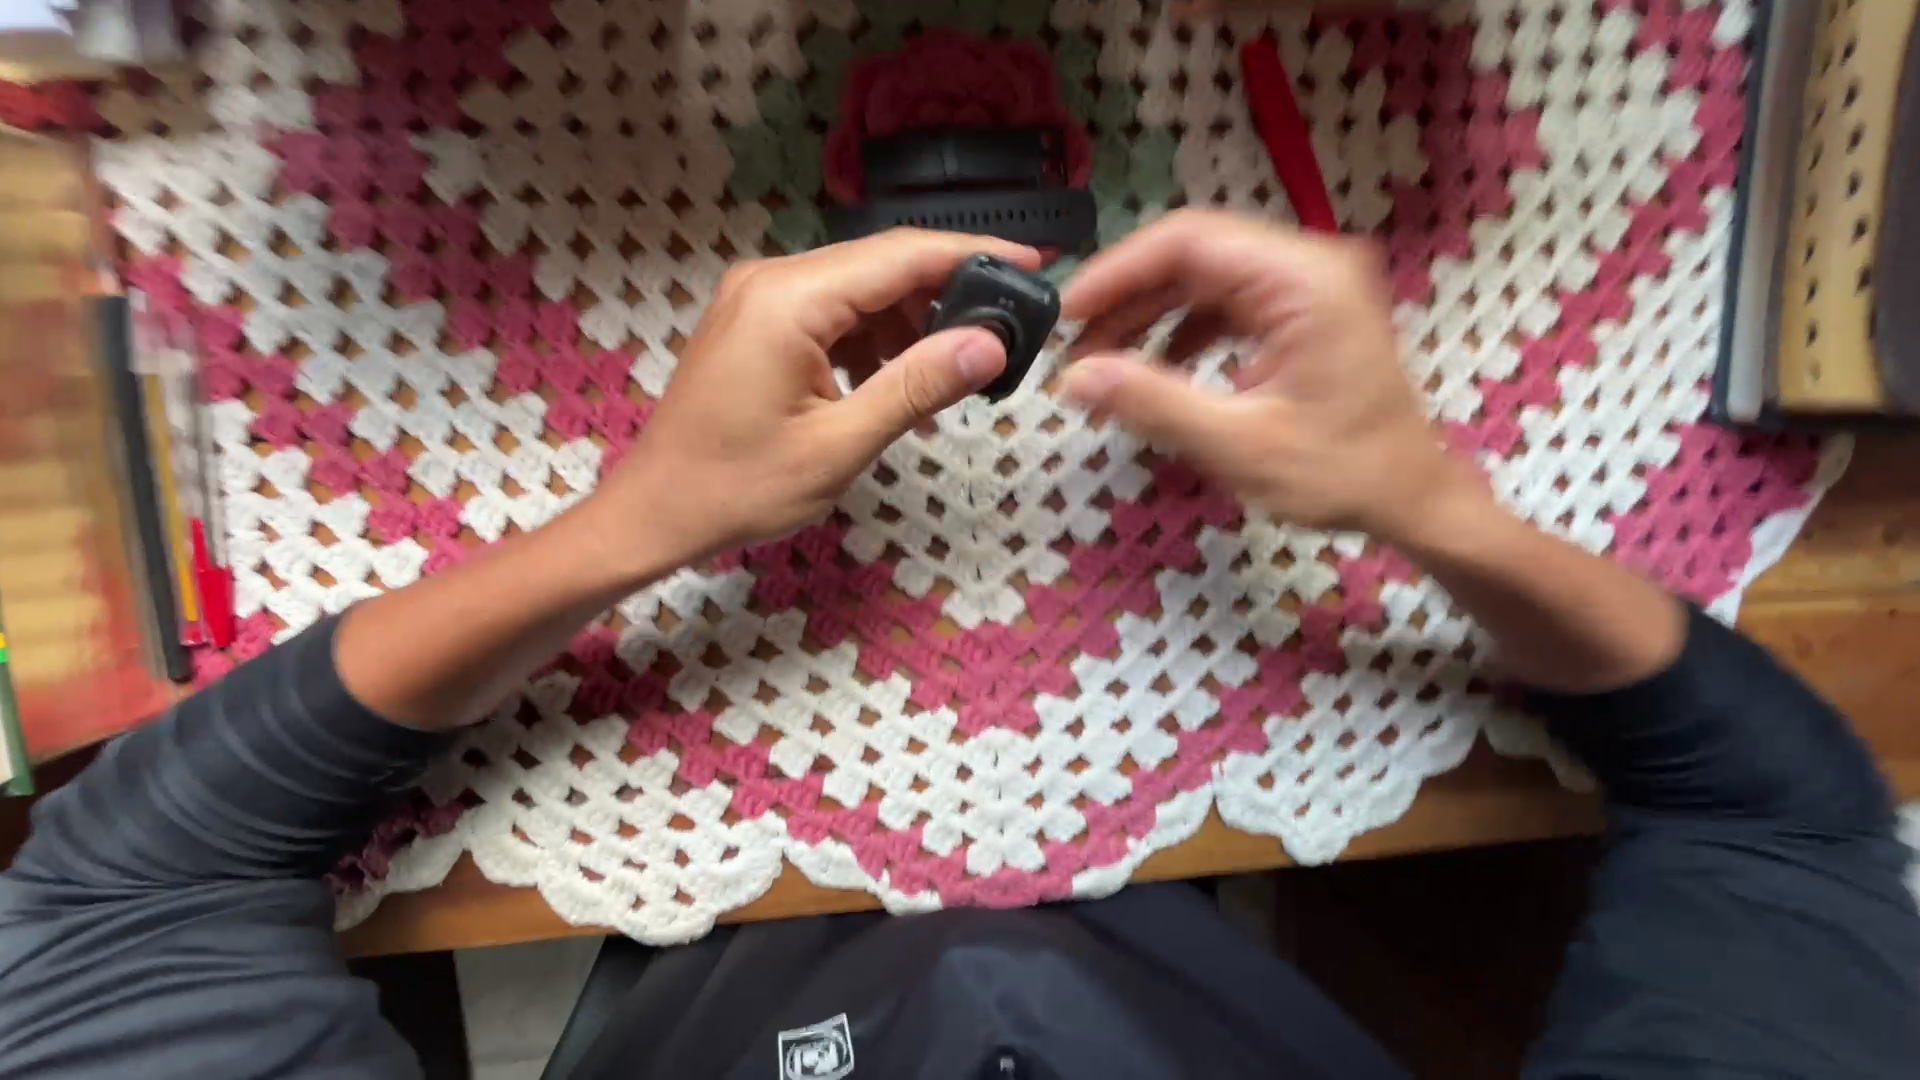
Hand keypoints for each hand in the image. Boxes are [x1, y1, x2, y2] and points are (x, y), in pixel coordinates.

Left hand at [586, 229, 1040, 574]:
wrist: (656, 513)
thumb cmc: (740, 488)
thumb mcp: (839, 445)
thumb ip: (916, 387)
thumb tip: (990, 344)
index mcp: (790, 300)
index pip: (901, 256)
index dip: (973, 255)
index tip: (1034, 266)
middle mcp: (773, 280)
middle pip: (882, 266)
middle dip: (947, 294)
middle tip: (1006, 331)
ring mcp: (761, 299)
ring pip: (861, 292)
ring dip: (911, 324)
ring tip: (957, 370)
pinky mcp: (758, 324)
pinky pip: (834, 316)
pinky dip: (875, 342)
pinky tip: (901, 379)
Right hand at [1060, 208, 1479, 539]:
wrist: (1411, 498)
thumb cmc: (1338, 473)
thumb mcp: (1237, 443)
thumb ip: (1153, 403)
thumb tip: (1074, 377)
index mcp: (1301, 280)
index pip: (1188, 241)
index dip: (1117, 271)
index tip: (1067, 313)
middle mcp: (1305, 266)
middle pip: (1192, 257)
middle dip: (1126, 300)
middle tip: (1076, 350)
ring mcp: (1305, 289)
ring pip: (1203, 281)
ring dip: (1147, 318)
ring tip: (1104, 364)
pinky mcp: (1299, 316)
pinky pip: (1224, 307)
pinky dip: (1179, 334)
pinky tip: (1155, 369)